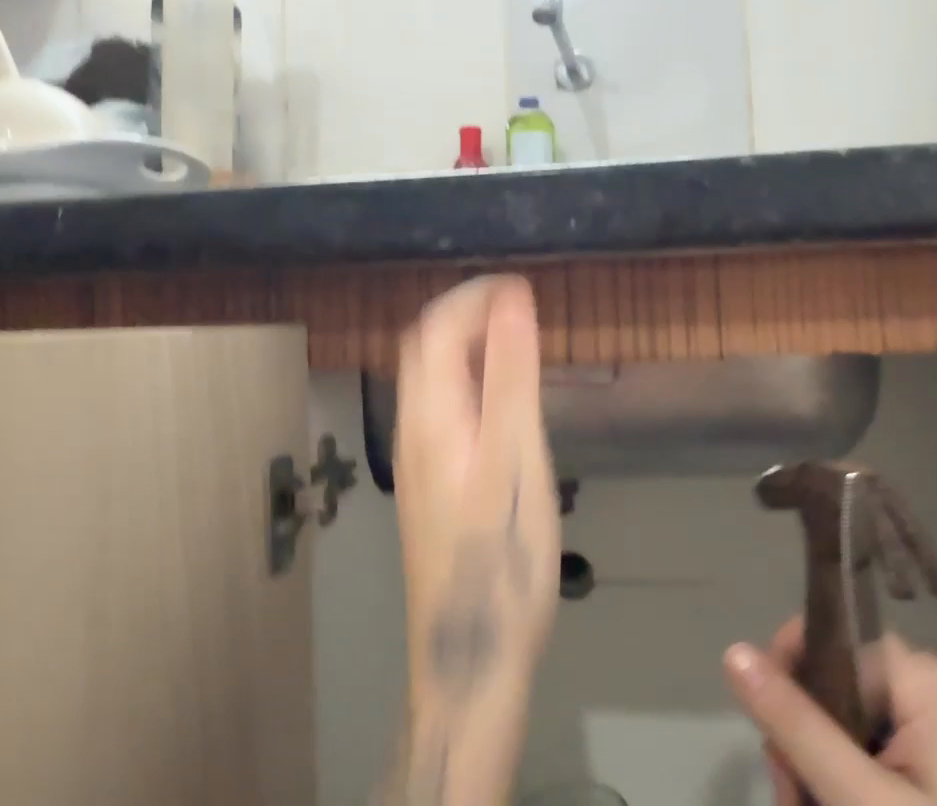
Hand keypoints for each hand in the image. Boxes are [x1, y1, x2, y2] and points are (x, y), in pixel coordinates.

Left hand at [384, 276, 559, 804]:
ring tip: (520, 344)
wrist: (471, 651)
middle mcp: (413, 431)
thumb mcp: (517, 458)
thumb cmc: (502, 556)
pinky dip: (470, 382)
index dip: (474, 294)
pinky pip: (443, 410)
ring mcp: (418, 462)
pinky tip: (504, 405)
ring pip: (431, 380)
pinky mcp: (432, 486)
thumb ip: (512, 376)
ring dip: (468, 348)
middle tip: (521, 308)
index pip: (436, 327)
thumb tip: (511, 300)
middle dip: (466, 313)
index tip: (523, 284)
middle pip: (424, 349)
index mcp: (430, 416)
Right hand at [723, 619, 936, 805]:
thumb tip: (734, 652)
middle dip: (798, 746)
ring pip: (838, 732)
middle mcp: (925, 698)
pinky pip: (862, 762)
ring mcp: (927, 743)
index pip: (834, 638)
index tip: (768, 727)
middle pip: (831, 690)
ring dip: (810, 776)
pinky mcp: (926, 780)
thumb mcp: (859, 796)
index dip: (790, 671)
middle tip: (793, 799)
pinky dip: (836, 791)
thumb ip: (797, 726)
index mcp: (922, 682)